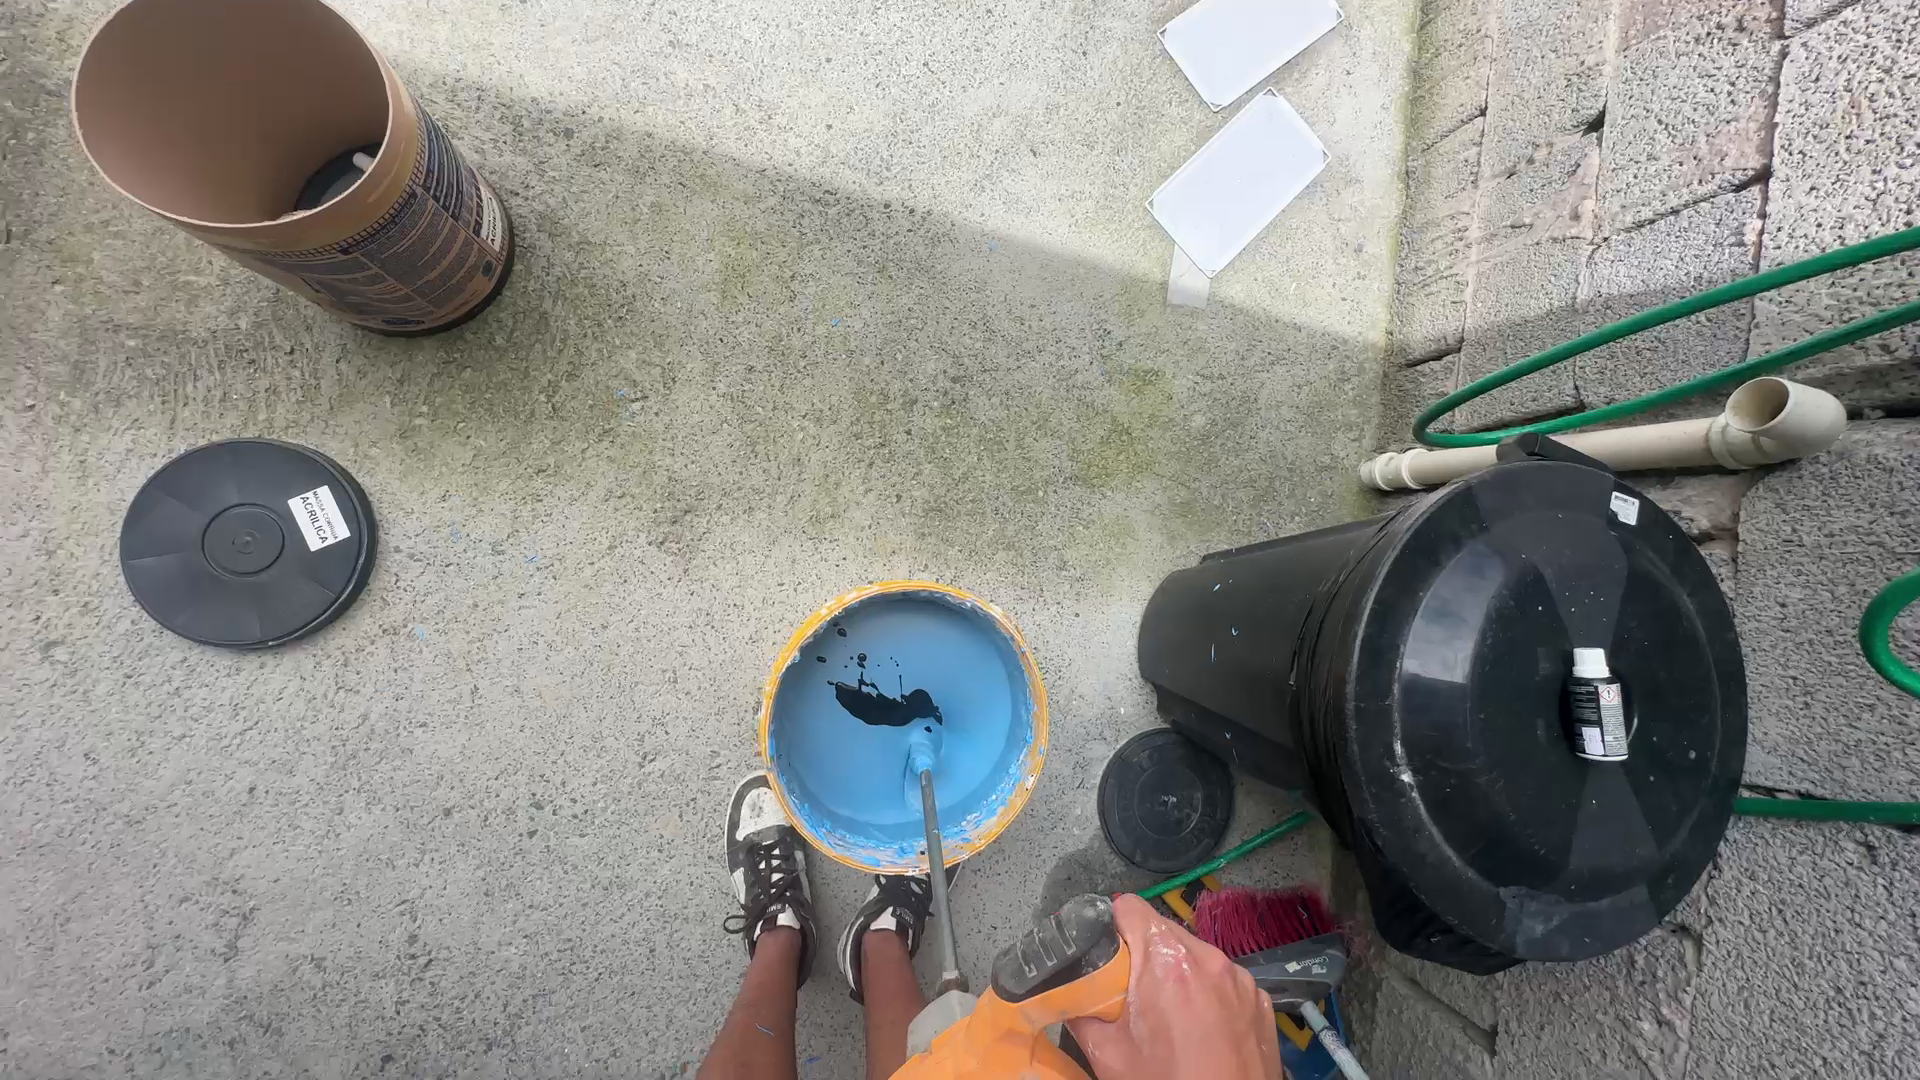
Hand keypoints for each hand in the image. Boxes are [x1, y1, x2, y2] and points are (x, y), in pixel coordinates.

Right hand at [1066, 894, 1281, 1079]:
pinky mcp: (1260, 1000)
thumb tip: (1066, 988)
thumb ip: (1080, 1008)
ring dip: (1178, 973)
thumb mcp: (1107, 1054)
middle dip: (1144, 955)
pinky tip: (1204, 1031)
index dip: (1113, 927)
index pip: (1129, 906)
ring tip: (1172, 1019)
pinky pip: (1223, 979)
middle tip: (1135, 997)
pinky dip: (1209, 994)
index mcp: (1166, 960)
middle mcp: (1207, 958)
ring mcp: (1240, 978)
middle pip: (1162, 929)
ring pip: (1194, 954)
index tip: (1109, 957)